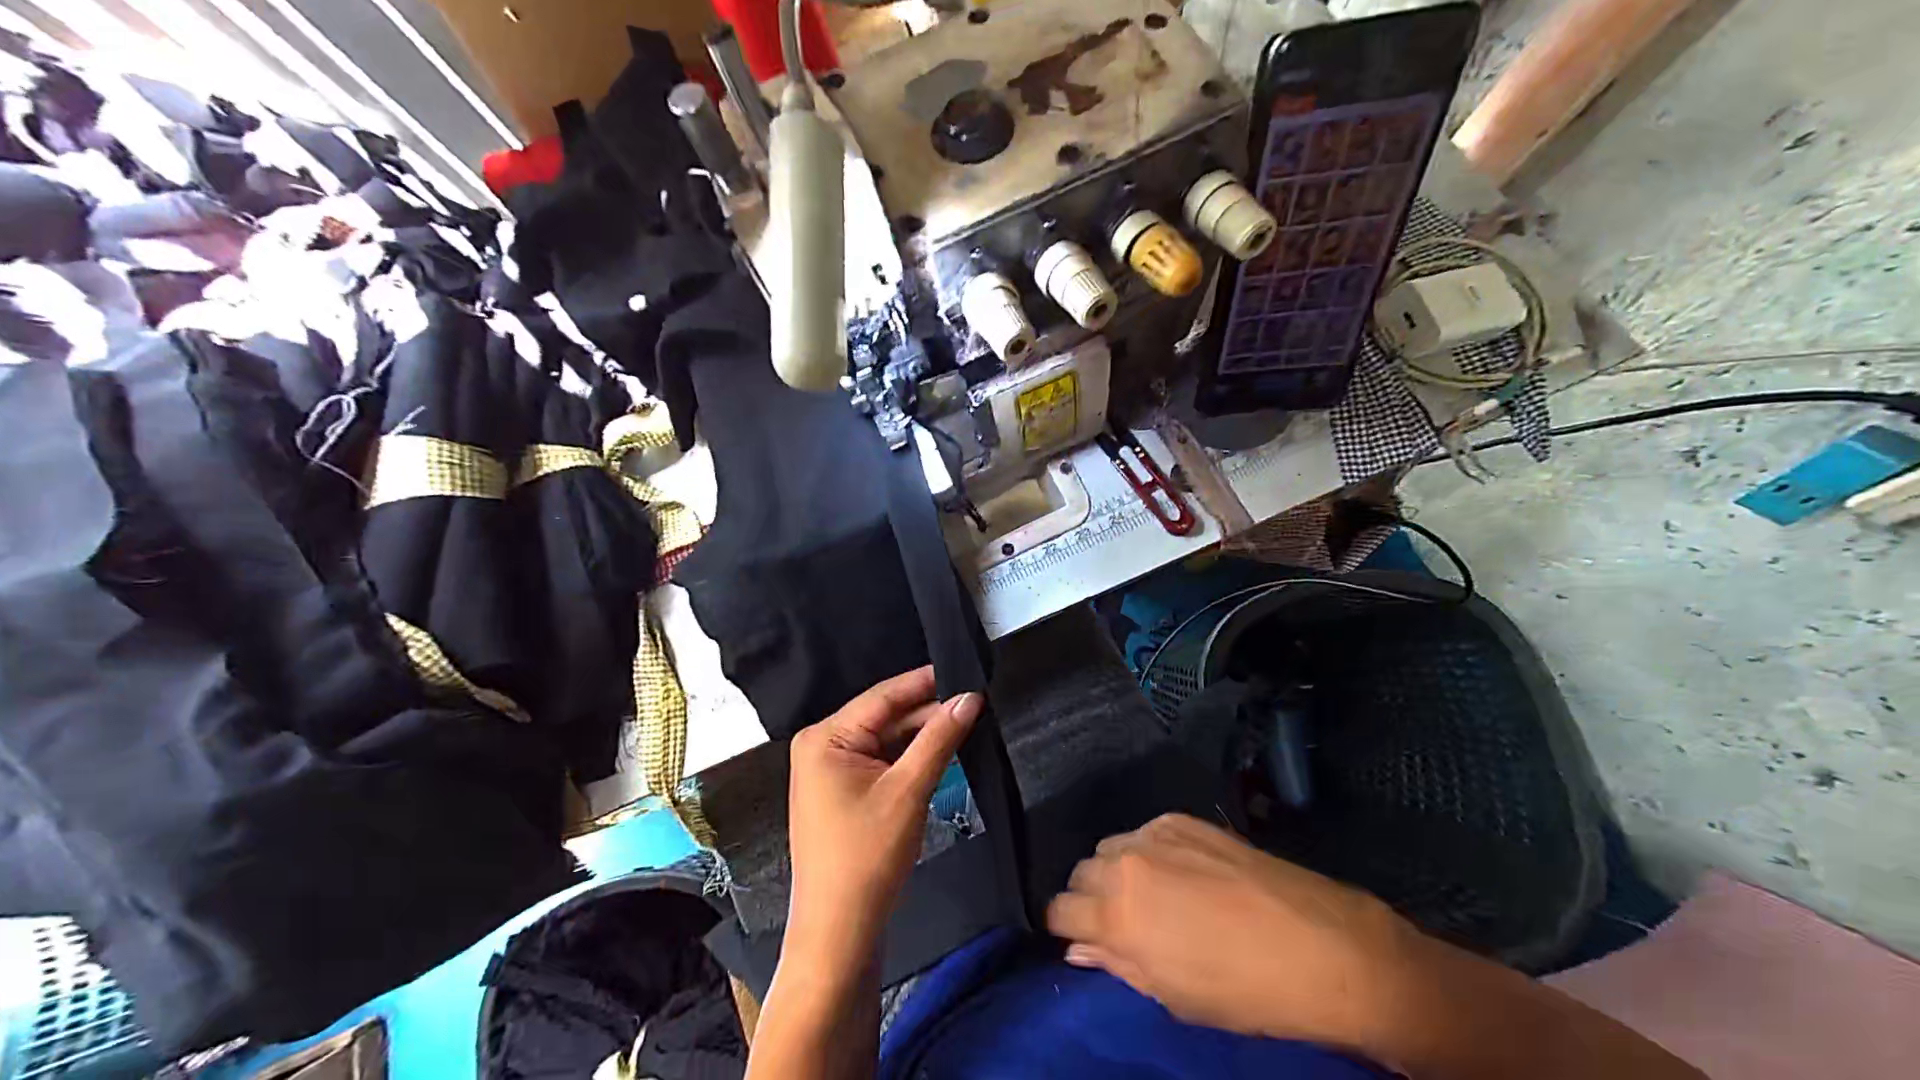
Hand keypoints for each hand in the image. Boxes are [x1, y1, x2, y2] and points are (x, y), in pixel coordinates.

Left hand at [787, 666, 981, 966]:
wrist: (840, 932)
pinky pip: (879, 762)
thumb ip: (939, 738)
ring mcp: (829, 771)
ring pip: (884, 740)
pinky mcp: (841, 792)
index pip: (882, 696)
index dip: (926, 682)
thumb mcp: (908, 790)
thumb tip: (969, 698)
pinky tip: (940, 752)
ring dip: (920, 737)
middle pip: (883, 717)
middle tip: (974, 701)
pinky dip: (908, 759)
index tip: (964, 672)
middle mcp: (820, 746)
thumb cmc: (866, 858)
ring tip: (965, 722)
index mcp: (824, 738)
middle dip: (927, 712)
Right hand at [1046, 813, 1418, 1052]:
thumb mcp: (1173, 995)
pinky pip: (1143, 832)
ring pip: (1109, 847)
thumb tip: (1079, 949)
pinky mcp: (1182, 819)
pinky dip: (1147, 851)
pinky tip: (1178, 872)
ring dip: (1116, 870)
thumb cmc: (1246, 991)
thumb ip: (1117, 965)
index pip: (1060, 910)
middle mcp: (1125, 864)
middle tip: (1120, 920)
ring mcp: (1154, 835)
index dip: (1066, 927)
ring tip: (1149, 893)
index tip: (1081, 937)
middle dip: (1090, 896)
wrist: (1323, 947)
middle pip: (1080, 872)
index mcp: (1117, 915)